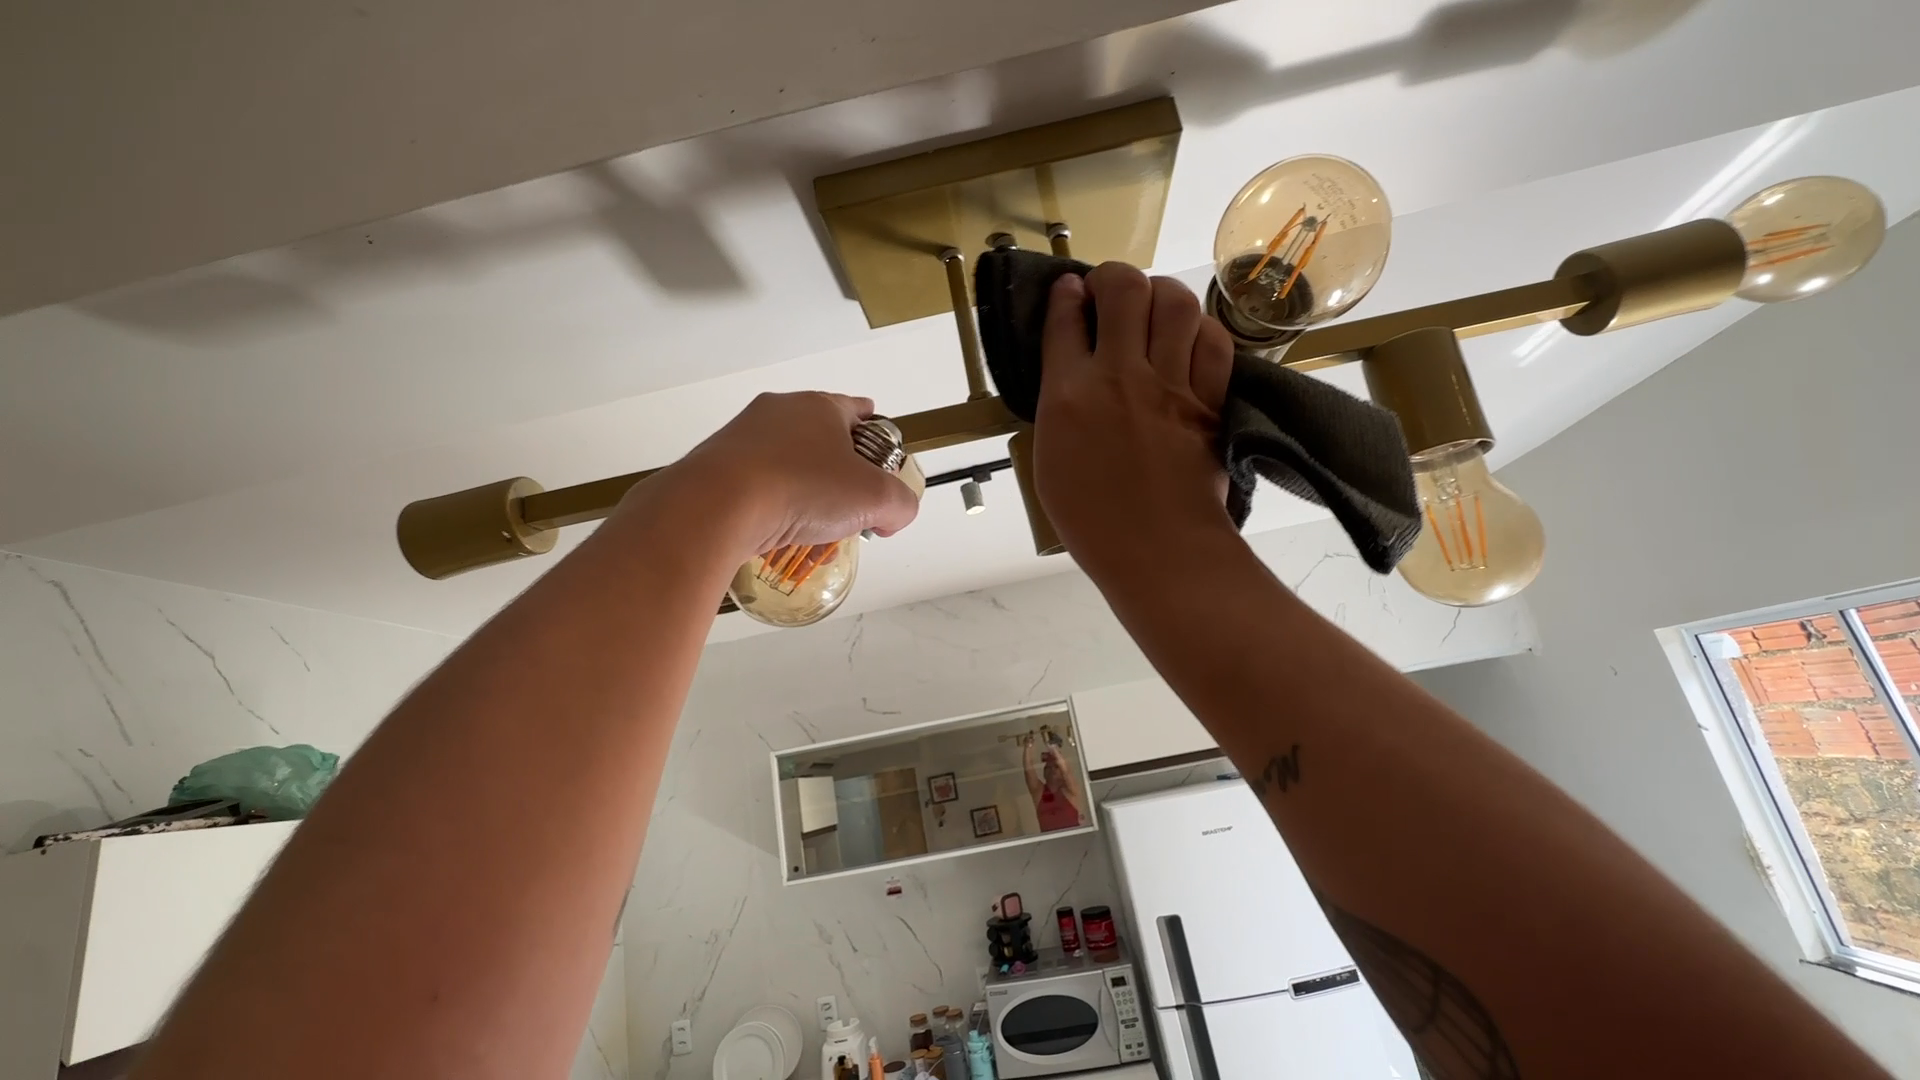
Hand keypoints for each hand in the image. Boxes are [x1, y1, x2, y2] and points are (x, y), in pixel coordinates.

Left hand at [618, 392, 920, 560]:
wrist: (716, 506)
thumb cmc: (802, 487)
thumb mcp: (876, 499)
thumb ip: (900, 504)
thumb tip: (894, 515)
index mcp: (820, 406)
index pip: (860, 411)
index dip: (879, 438)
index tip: (883, 464)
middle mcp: (779, 411)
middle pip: (823, 438)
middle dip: (840, 470)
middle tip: (852, 504)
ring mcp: (742, 436)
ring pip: (787, 461)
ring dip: (804, 487)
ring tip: (814, 524)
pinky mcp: (715, 465)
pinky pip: (757, 482)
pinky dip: (772, 502)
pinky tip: (778, 529)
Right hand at [1032, 264, 1234, 577]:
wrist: (1158, 551)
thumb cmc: (1091, 520)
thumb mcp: (1049, 463)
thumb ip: (1057, 410)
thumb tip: (1069, 375)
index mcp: (1068, 396)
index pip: (1063, 319)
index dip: (1065, 295)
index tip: (1070, 291)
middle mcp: (1120, 377)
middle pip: (1124, 290)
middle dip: (1114, 277)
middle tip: (1110, 293)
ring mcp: (1171, 386)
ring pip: (1175, 303)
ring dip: (1161, 293)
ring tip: (1153, 309)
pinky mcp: (1210, 401)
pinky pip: (1215, 341)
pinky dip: (1201, 330)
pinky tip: (1190, 340)